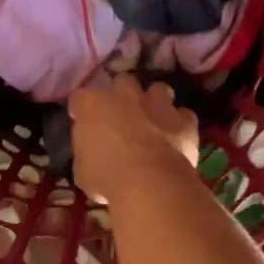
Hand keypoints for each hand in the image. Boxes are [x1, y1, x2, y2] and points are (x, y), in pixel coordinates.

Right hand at [67, 75, 198, 202]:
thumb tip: (92, 152)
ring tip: (153, 120)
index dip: (81, 109)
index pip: (80, 97)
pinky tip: (176, 138)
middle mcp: (125, 95)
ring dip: (155, 102)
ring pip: (157, 90)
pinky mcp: (183, 120)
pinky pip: (183, 115)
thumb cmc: (107, 177)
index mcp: (93, 105)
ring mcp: (157, 104)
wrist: (150, 182)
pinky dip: (179, 124)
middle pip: (121, 81)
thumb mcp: (82, 170)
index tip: (82, 121)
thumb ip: (87, 152)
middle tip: (121, 114)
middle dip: (121, 94)